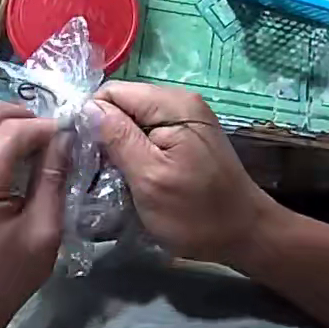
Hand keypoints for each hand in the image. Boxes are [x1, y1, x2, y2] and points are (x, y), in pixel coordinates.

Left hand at [0, 102, 66, 327]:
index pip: (11, 132)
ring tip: (27, 135)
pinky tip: (5, 144)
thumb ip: (53, 178)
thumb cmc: (8, 275)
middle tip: (49, 134)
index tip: (68, 135)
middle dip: (22, 115)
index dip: (44, 127)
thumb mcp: (44, 231)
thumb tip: (66, 136)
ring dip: (0, 116)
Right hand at [92, 83, 281, 264]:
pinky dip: (135, 151)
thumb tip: (87, 108)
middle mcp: (180, 101)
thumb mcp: (149, 178)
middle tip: (97, 170)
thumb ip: (118, 139)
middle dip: (104, 132)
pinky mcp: (187, 135)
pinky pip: (148, 132)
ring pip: (132, 119)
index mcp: (172, 105)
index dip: (91, 119)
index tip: (83, 154)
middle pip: (122, 104)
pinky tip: (133, 175)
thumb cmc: (196, 214)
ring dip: (118, 145)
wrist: (245, 235)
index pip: (112, 92)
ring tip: (112, 175)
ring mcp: (186, 118)